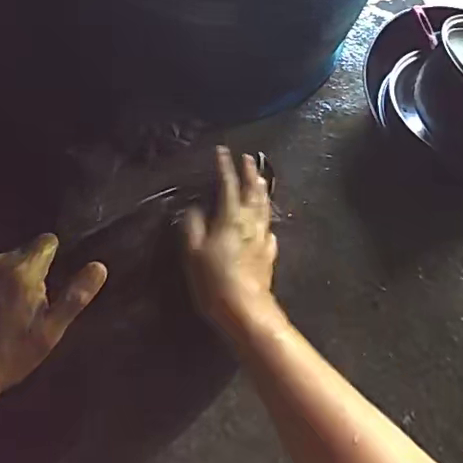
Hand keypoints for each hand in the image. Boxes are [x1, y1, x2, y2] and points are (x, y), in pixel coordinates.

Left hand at [0, 234, 106, 403]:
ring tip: (15, 306)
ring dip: (18, 273)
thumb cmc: (13, 353)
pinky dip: (0, 280)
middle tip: (35, 302)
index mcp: (23, 270)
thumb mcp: (50, 330)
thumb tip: (100, 266)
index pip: (48, 241)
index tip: (53, 283)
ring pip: (12, 258)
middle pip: (29, 249)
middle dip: (36, 268)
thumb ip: (75, 296)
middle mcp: (1, 261)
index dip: (56, 258)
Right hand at [180, 146, 278, 332]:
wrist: (247, 311)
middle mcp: (250, 222)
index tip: (222, 151)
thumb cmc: (215, 280)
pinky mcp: (269, 254)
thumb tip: (195, 208)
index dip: (225, 167)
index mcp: (230, 217)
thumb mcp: (194, 253)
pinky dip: (266, 218)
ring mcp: (262, 238)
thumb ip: (193, 227)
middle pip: (252, 191)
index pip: (228, 185)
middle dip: (249, 173)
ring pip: (264, 207)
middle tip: (249, 158)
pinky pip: (269, 228)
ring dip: (261, 190)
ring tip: (261, 178)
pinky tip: (266, 222)